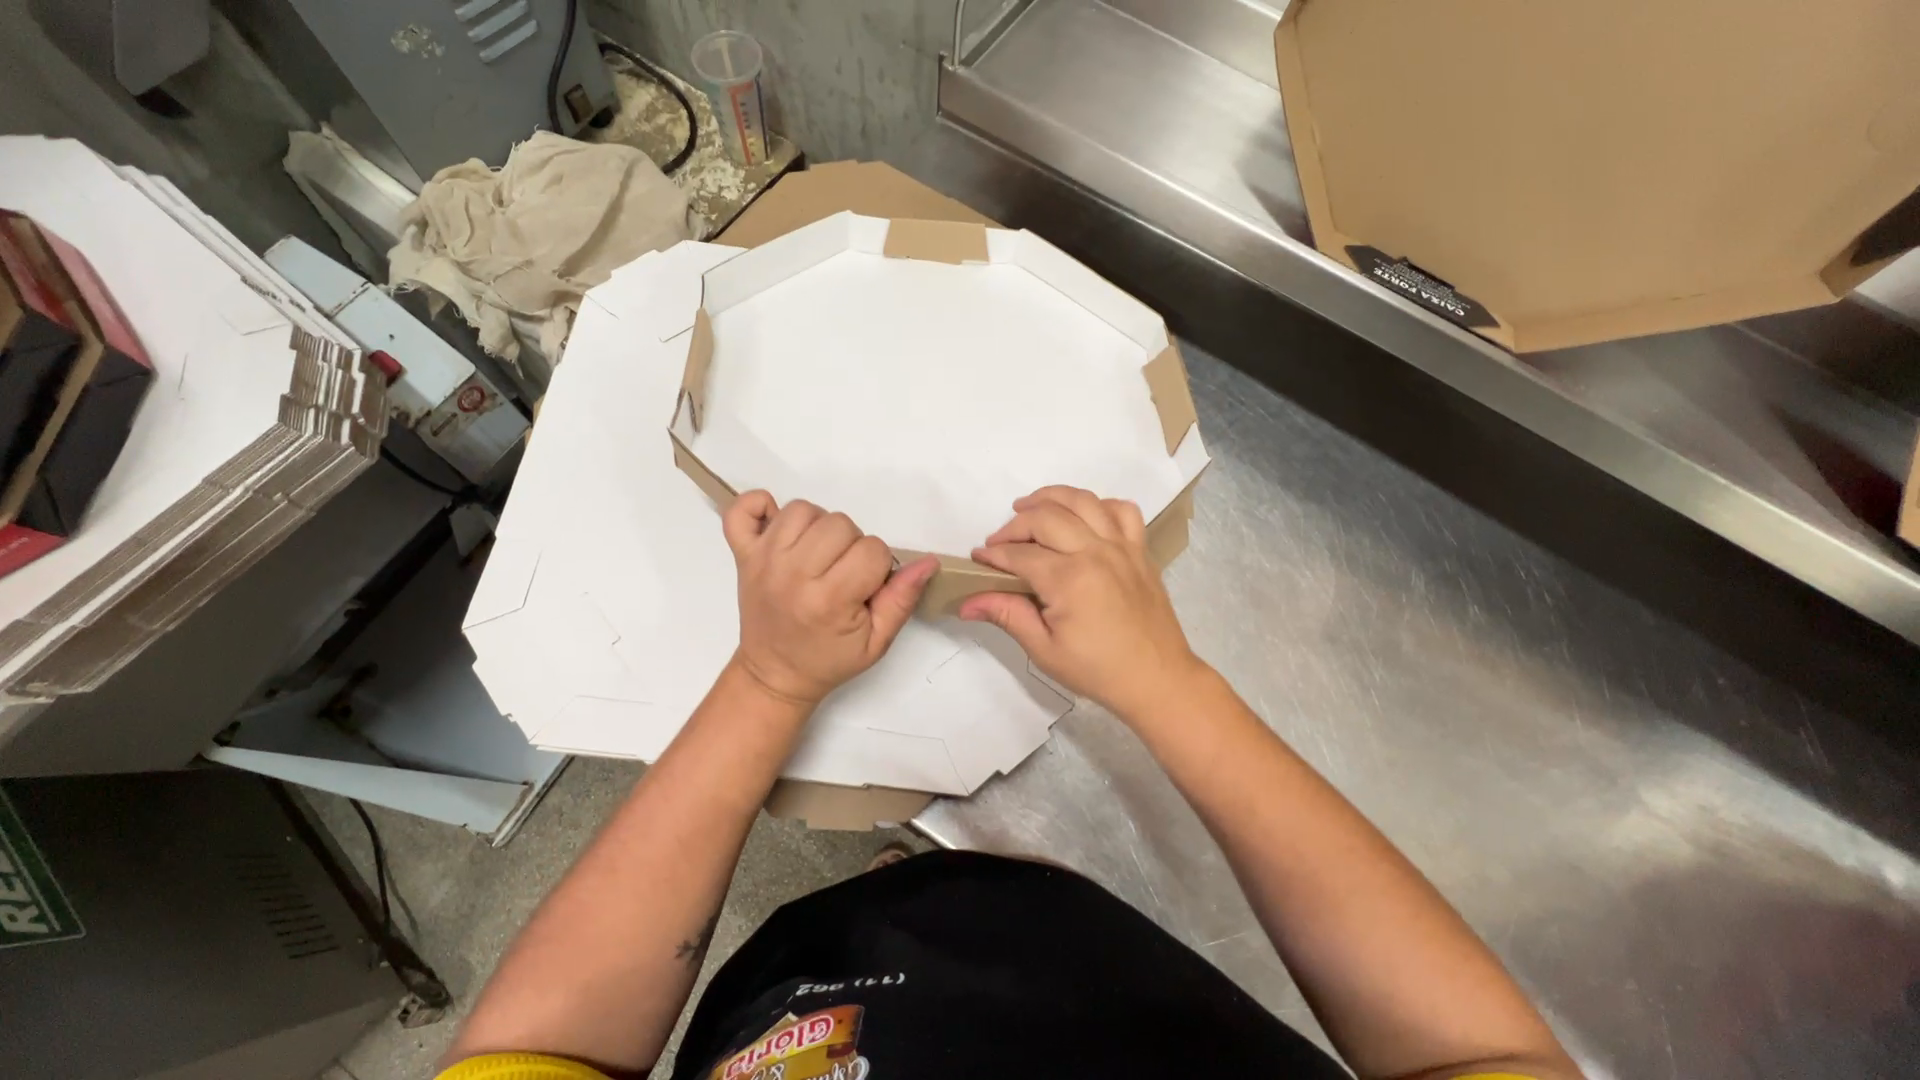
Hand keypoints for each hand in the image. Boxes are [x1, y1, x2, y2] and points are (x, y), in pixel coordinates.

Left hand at [724, 491, 936, 708]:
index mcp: (828, 600)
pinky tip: (776, 526)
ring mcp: (763, 560)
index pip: (871, 550)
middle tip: (843, 573)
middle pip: (839, 523)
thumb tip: (928, 562)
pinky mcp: (743, 554)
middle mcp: (793, 573)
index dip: (877, 566)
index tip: (866, 587)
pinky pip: (742, 510)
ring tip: (818, 554)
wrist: (775, 673)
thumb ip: (902, 600)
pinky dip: (758, 506)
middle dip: (851, 545)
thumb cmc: (829, 659)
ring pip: (802, 510)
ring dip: (817, 526)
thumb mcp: (877, 642)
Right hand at [960, 486, 1207, 722]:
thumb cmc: (1098, 670)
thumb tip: (965, 602)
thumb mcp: (1045, 650)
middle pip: (1045, 517)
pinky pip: (1121, 510)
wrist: (1157, 678)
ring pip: (1082, 501)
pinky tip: (1082, 516)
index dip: (992, 554)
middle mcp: (1095, 552)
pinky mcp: (1140, 550)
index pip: (1019, 554)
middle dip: (1014, 525)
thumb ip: (1007, 615)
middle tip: (998, 543)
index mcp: (1069, 579)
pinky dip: (1099, 504)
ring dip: (1051, 498)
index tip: (976, 559)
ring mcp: (1121, 546)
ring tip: (1029, 507)